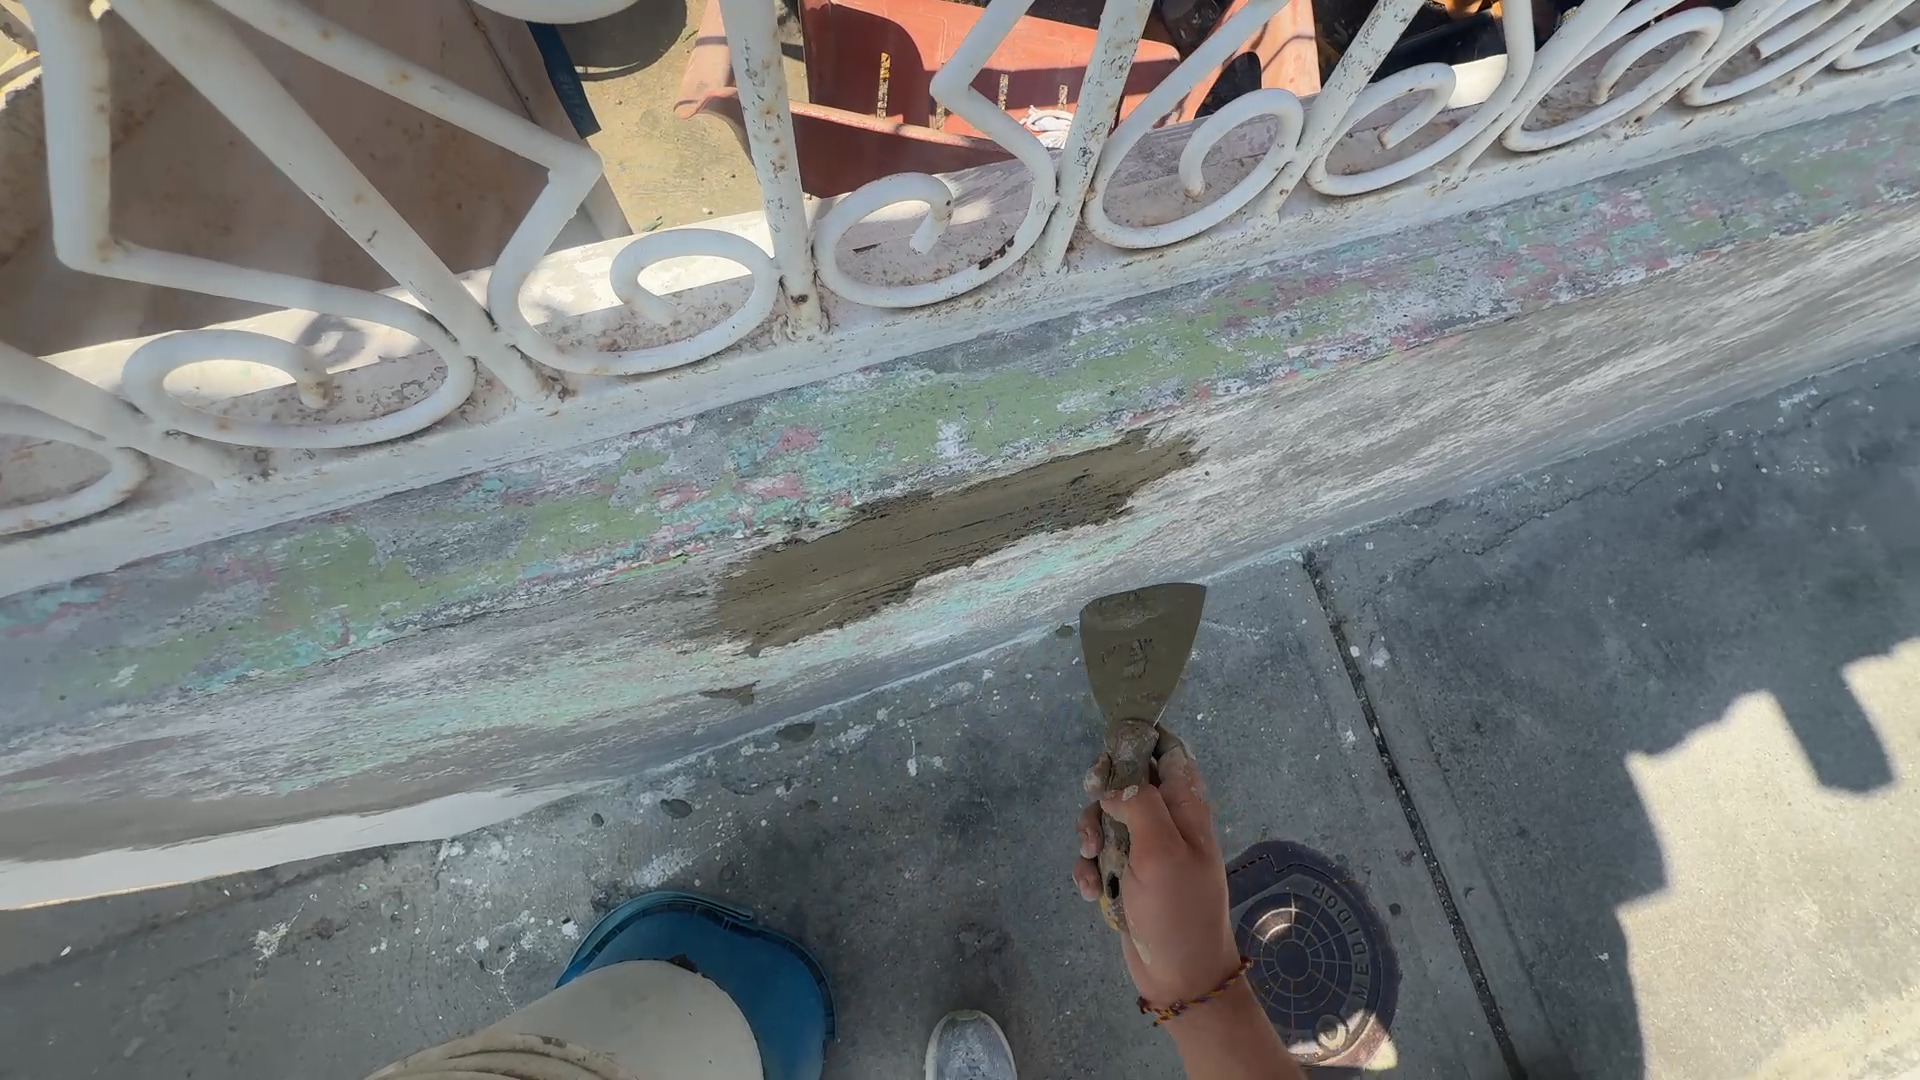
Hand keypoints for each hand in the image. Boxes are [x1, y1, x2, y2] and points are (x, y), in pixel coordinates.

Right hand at [1073, 744, 1240, 1006]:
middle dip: (1102, 790)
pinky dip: (1089, 868)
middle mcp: (1165, 820)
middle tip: (1091, 799)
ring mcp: (1143, 848)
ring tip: (1091, 857)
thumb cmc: (1178, 910)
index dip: (1140, 742)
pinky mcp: (1124, 874)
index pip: (1169, 751)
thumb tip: (1114, 788)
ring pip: (1105, 816)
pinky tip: (1092, 890)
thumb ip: (1140, 804)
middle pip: (1126, 779)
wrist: (1179, 979)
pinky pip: (1097, 854)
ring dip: (1090, 832)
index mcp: (1185, 806)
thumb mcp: (1162, 851)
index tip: (1111, 751)